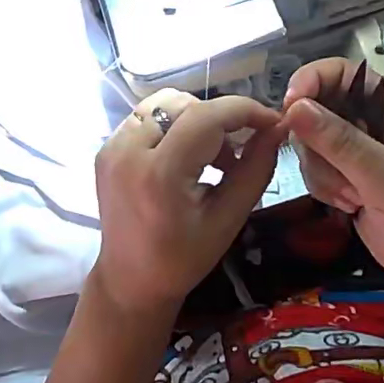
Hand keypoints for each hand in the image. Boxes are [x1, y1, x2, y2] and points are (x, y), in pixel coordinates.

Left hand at [91, 89, 287, 318]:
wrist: (130, 279)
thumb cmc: (183, 258)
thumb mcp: (229, 218)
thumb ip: (255, 168)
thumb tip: (278, 127)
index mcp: (158, 174)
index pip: (206, 116)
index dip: (244, 111)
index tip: (271, 122)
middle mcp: (128, 151)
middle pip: (184, 104)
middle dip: (219, 120)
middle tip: (233, 157)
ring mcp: (111, 147)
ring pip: (163, 103)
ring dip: (194, 119)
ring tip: (207, 158)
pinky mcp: (106, 147)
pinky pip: (145, 116)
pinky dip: (171, 126)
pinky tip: (182, 157)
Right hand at [281, 58, 383, 284]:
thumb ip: (340, 142)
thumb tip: (294, 107)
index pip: (342, 74)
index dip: (312, 80)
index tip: (290, 106)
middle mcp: (372, 125)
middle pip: (317, 109)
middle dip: (316, 143)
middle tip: (337, 171)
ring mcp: (357, 154)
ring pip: (310, 144)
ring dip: (323, 172)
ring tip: (354, 196)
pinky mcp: (346, 179)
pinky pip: (314, 170)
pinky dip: (324, 188)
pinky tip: (350, 206)